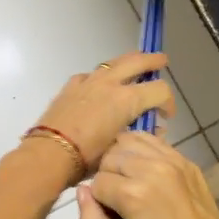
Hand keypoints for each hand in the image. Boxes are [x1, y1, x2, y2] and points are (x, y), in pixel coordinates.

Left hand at [35, 53, 175, 168]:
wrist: (49, 155)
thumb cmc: (88, 158)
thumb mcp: (120, 148)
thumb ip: (138, 135)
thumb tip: (149, 130)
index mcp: (127, 100)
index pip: (160, 90)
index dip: (169, 101)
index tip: (166, 115)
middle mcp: (110, 84)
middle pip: (137, 62)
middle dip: (152, 61)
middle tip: (162, 61)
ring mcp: (88, 82)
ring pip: (113, 63)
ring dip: (127, 62)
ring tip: (134, 62)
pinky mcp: (71, 86)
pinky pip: (90, 75)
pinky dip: (100, 77)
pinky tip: (99, 84)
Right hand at [76, 131, 218, 218]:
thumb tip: (82, 191)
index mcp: (134, 194)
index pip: (96, 183)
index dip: (98, 203)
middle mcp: (152, 169)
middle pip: (109, 157)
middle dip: (106, 178)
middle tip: (118, 202)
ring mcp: (172, 161)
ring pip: (128, 142)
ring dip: (121, 160)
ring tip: (129, 182)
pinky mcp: (186, 161)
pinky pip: (153, 141)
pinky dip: (141, 151)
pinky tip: (143, 171)